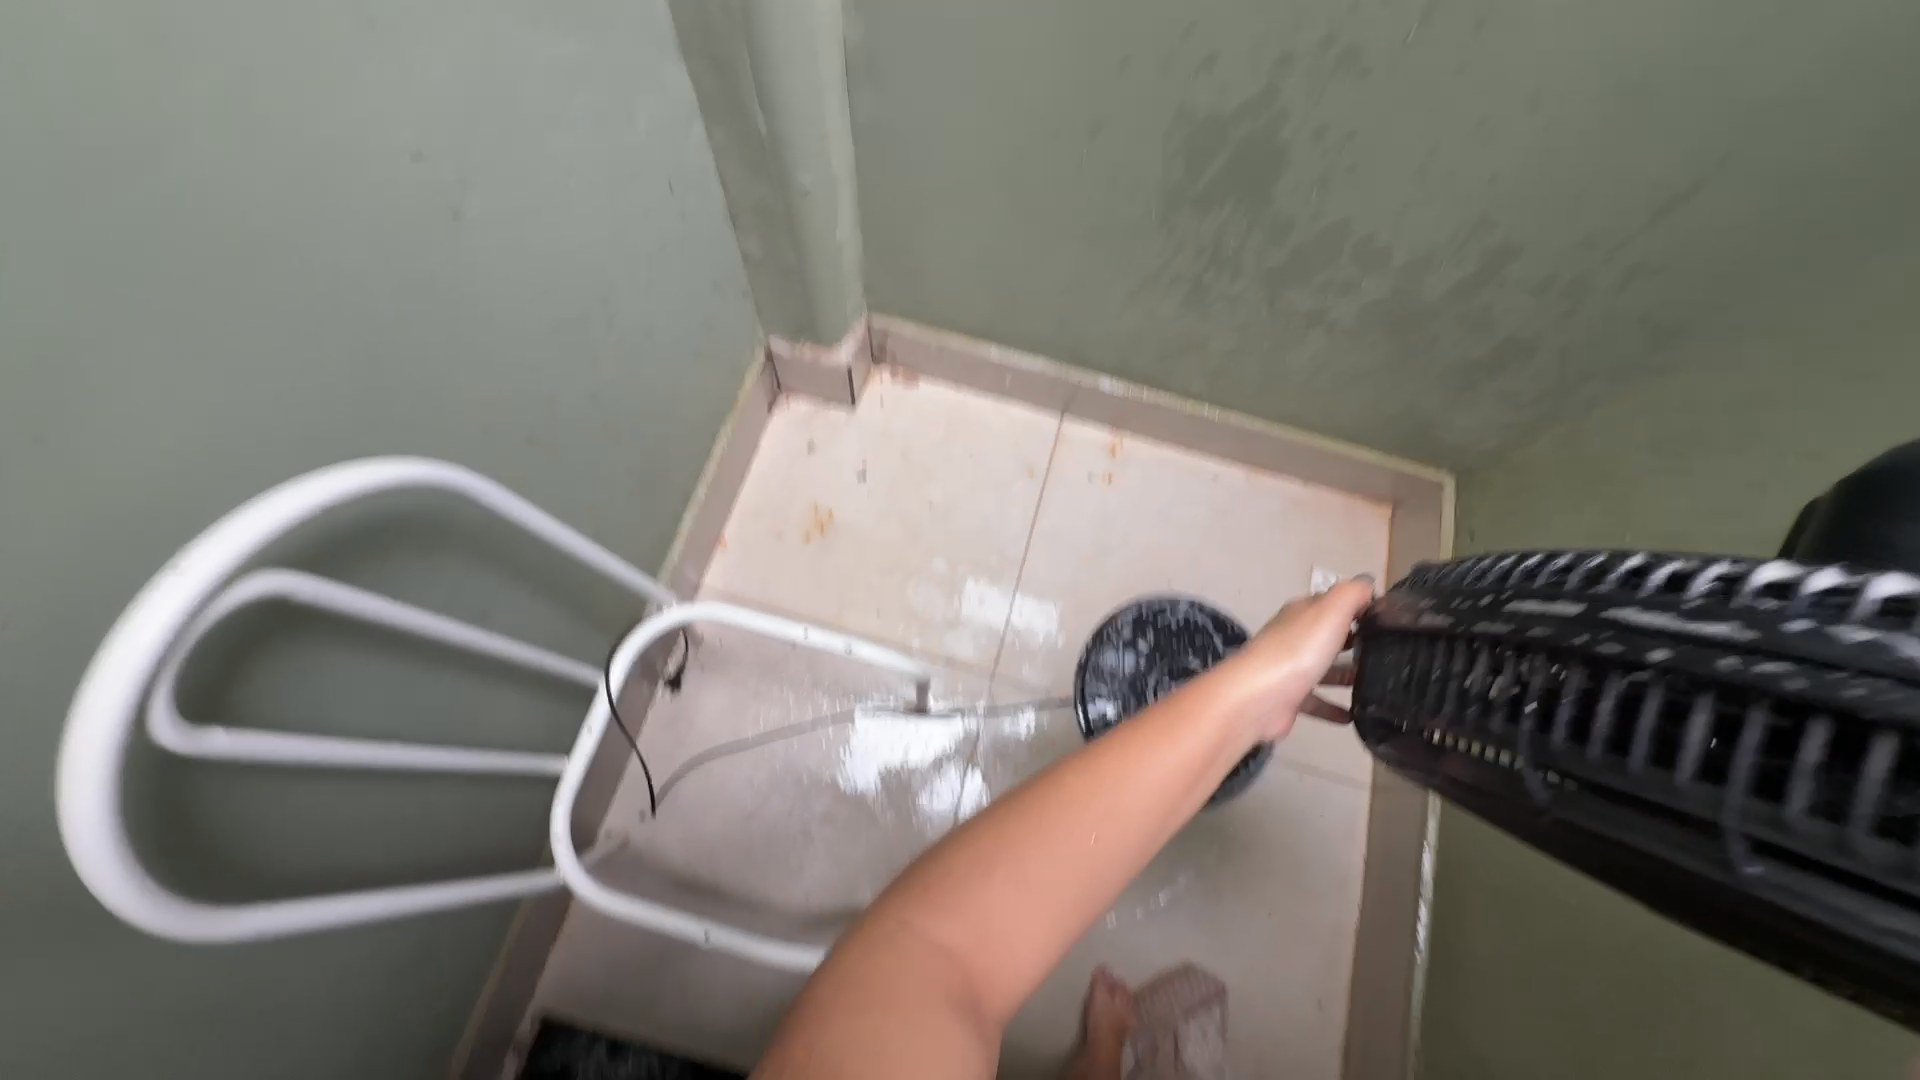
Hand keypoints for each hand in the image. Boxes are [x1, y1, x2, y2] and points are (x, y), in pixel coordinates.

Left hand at [1214, 579, 1373, 741]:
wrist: (1260, 696)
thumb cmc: (1297, 650)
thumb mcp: (1330, 611)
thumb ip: (1350, 594)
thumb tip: (1367, 582)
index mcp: (1300, 614)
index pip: (1330, 604)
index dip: (1355, 607)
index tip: (1385, 619)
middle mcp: (1292, 638)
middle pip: (1326, 637)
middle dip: (1354, 642)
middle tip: (1388, 651)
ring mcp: (1288, 669)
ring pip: (1322, 669)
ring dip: (1346, 675)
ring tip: (1377, 683)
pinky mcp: (1288, 698)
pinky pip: (1316, 702)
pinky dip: (1334, 708)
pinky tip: (1354, 716)